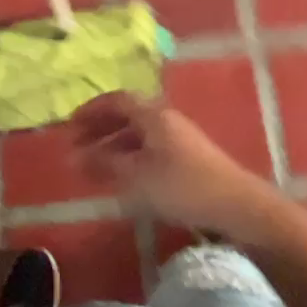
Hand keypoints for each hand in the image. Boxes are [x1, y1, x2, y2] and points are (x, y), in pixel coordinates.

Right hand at [71, 93, 284, 241]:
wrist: (236, 205)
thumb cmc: (182, 185)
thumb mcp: (137, 176)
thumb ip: (104, 164)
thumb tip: (73, 156)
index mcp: (153, 115)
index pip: (116, 101)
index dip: (91, 110)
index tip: (70, 126)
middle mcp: (165, 120)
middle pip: (126, 116)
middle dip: (99, 129)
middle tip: (76, 147)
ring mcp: (178, 138)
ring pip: (138, 135)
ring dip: (113, 146)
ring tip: (93, 166)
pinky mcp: (187, 158)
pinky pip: (149, 149)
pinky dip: (129, 158)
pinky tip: (122, 178)